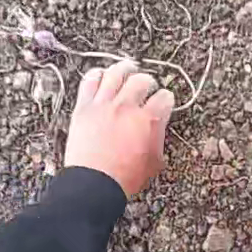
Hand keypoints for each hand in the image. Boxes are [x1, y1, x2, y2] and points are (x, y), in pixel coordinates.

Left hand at [64, 59, 174, 196]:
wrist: (94, 183)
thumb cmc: (125, 177)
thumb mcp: (154, 162)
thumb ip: (158, 140)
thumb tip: (159, 129)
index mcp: (148, 121)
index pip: (164, 98)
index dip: (167, 99)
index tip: (165, 101)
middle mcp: (127, 107)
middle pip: (141, 80)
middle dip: (148, 81)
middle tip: (148, 85)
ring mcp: (104, 104)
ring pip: (116, 73)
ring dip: (125, 68)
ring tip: (128, 67)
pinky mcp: (84, 107)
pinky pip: (90, 81)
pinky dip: (97, 74)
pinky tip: (102, 75)